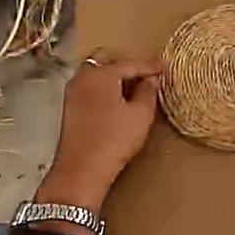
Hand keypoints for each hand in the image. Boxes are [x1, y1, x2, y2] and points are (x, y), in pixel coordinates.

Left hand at [38, 56, 163, 217]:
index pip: (130, 64)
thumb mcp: (140, 115)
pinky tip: (117, 101)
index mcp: (101, 75)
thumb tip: (150, 79)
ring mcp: (72, 92)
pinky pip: (90, 88)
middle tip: (147, 77)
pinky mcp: (69, 107)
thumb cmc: (114, 140)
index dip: (150, 66)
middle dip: (128, 68)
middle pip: (109, 64)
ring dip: (115, 79)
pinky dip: (105, 89)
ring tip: (134, 90)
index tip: (164, 66)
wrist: (82, 170)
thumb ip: (148, 92)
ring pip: (97, 76)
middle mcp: (82, 78)